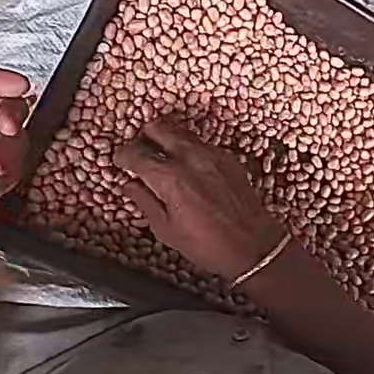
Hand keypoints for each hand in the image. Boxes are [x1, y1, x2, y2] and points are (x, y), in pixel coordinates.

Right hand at [112, 116, 283, 279]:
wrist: (252, 245)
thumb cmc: (208, 244)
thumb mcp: (166, 229)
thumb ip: (144, 201)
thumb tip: (129, 185)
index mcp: (170, 178)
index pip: (136, 154)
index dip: (123, 156)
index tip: (121, 161)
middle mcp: (190, 159)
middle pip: (158, 129)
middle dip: (144, 137)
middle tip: (139, 151)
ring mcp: (212, 155)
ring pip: (181, 132)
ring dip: (166, 138)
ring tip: (160, 154)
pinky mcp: (227, 158)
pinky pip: (201, 143)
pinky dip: (188, 147)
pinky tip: (186, 164)